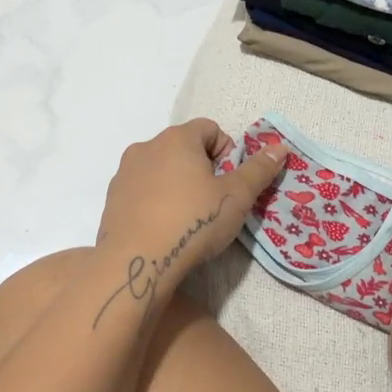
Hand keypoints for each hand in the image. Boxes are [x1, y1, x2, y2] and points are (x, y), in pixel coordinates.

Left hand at [95, 119, 285, 288]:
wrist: (136, 263)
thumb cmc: (193, 222)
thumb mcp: (237, 197)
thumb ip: (259, 169)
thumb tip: (280, 148)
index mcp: (177, 139)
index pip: (210, 128)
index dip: (227, 153)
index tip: (229, 183)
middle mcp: (146, 147)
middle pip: (184, 147)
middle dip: (203, 169)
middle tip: (213, 202)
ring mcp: (124, 173)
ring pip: (161, 168)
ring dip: (178, 184)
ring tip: (188, 217)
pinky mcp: (111, 199)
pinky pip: (142, 189)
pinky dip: (156, 200)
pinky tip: (165, 227)